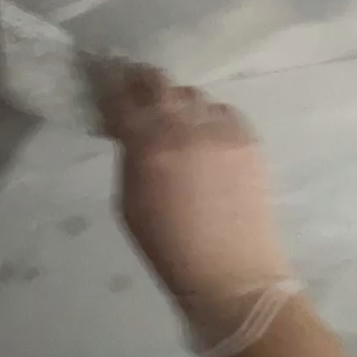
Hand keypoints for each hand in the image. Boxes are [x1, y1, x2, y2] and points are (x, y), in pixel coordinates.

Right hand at [97, 65, 288, 305]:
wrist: (232, 275)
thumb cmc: (168, 245)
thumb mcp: (128, 200)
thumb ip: (129, 155)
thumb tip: (128, 128)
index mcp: (145, 145)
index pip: (120, 97)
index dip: (111, 87)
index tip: (109, 86)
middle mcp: (181, 128)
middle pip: (157, 80)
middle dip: (143, 82)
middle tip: (140, 91)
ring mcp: (218, 130)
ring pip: (191, 94)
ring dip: (179, 104)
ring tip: (179, 124)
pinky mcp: (247, 138)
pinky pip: (222, 111)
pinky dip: (211, 119)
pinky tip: (209, 140)